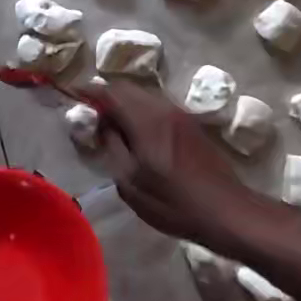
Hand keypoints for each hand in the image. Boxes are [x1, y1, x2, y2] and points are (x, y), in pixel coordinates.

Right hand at [93, 80, 271, 250]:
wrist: (227, 212)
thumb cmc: (173, 202)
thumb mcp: (130, 182)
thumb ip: (112, 147)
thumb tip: (102, 125)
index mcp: (145, 120)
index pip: (110, 92)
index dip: (89, 91)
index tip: (73, 95)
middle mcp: (163, 109)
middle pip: (127, 89)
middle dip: (106, 96)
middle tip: (90, 112)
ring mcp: (180, 115)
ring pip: (144, 96)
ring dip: (124, 103)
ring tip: (110, 123)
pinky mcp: (191, 125)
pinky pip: (157, 107)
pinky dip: (140, 111)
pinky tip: (136, 132)